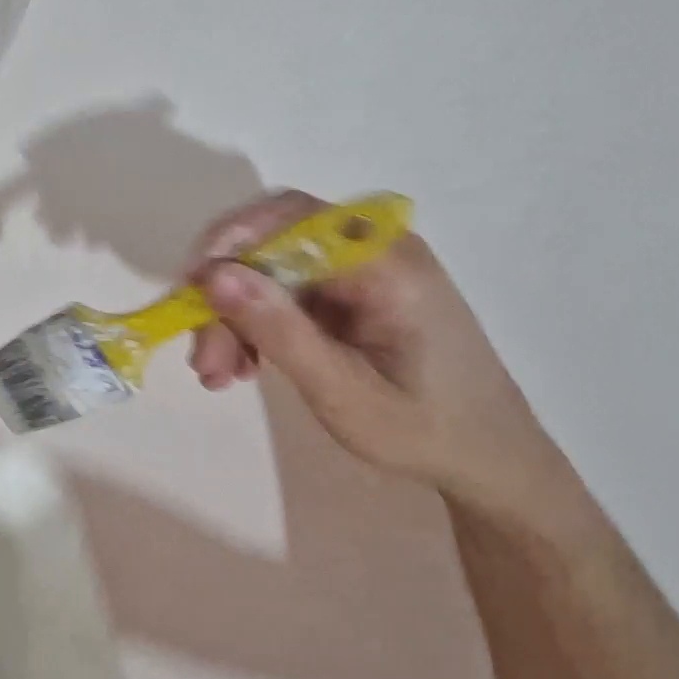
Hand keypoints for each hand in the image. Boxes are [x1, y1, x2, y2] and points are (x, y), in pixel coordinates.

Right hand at [185, 189, 573, 521]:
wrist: (488, 460)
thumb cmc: (424, 431)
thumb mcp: (343, 393)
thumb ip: (279, 330)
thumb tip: (213, 273)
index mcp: (389, 266)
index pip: (292, 217)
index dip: (231, 241)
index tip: (191, 289)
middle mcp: (375, 250)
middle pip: (271, 244)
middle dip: (225, 294)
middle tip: (203, 358)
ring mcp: (362, 269)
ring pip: (268, 269)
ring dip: (232, 314)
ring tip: (220, 374)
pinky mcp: (350, 290)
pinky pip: (281, 289)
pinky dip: (253, 322)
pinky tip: (243, 365)